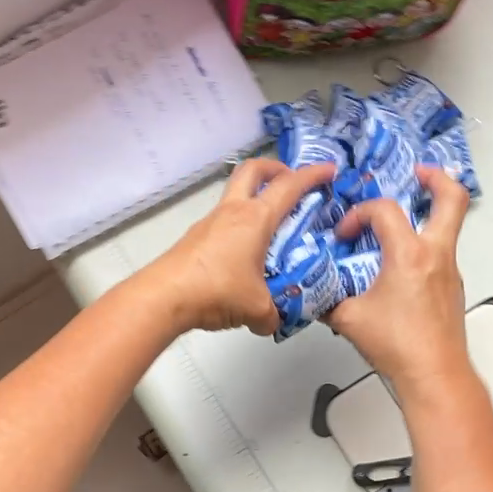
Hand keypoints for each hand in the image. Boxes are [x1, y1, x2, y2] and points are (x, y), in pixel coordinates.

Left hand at [145, 158, 333, 334]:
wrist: (163, 297)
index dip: (312, 175)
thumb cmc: (216, 291)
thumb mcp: (256, 309)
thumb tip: (272, 322)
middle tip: (290, 183)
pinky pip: (221, 224)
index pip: (289, 186)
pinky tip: (243, 256)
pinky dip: (237, 229)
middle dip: (275, 169)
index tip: (329, 171)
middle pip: (253, 170)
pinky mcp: (193, 240)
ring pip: (234, 196)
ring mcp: (209, 223)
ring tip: (269, 227)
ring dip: (253, 200)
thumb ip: (272, 315)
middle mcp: (232, 212)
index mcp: (256, 219)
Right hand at [325, 166, 471, 396]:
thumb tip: (316, 295)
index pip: (385, 211)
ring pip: (447, 227)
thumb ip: (330, 300)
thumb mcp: (349, 319)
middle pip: (452, 199)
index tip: (346, 235)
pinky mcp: (451, 290)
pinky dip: (421, 250)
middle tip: (417, 174)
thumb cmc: (396, 345)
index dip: (360, 214)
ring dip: (426, 217)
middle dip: (436, 179)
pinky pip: (439, 255)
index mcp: (409, 255)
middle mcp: (436, 255)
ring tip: (399, 225)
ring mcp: (449, 271)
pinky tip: (398, 270)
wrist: (434, 374)